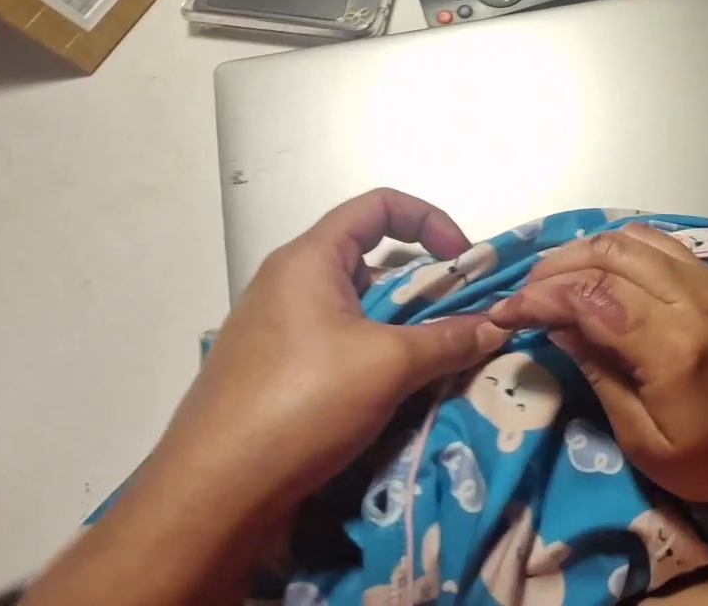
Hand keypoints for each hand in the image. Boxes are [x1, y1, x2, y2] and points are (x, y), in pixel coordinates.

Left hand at [147, 189, 508, 515]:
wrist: (208, 501)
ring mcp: (275, 329)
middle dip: (424, 281)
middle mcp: (287, 283)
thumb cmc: (301, 404)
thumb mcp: (391, 365)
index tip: (460, 260)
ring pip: (357, 303)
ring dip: (403, 320)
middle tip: (457, 313)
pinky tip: (393, 387)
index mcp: (309, 261)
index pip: (379, 205)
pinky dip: (375, 349)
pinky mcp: (271, 370)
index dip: (430, 220)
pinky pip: (338, 338)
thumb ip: (452, 339)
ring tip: (433, 354)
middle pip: (371, 257)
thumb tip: (499, 326)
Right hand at [486, 224, 707, 510]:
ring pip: (638, 238)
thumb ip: (600, 373)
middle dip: (559, 265)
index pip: (595, 296)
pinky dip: (624, 250)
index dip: (542, 297)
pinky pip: (664, 245)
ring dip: (589, 250)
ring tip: (556, 278)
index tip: (505, 311)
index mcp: (676, 345)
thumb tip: (558, 324)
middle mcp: (697, 296)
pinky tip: (602, 273)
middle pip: (614, 254)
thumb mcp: (643, 439)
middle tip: (526, 291)